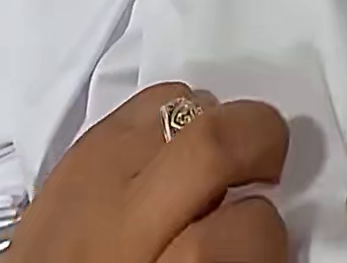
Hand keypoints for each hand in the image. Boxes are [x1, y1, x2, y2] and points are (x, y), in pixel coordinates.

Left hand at [5, 83, 290, 262]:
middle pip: (207, 147)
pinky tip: (179, 137)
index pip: (240, 231)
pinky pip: (139, 99)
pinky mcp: (74, 149)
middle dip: (260, 137)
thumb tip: (265, 216)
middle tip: (272, 164)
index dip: (271, 227)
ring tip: (224, 149)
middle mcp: (119, 225)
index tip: (271, 233)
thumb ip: (223, 259)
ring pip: (175, 104)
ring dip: (217, 116)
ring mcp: (89, 175)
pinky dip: (173, 106)